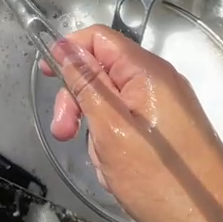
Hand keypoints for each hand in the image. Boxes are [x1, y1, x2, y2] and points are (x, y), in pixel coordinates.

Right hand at [44, 26, 222, 221]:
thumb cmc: (164, 183)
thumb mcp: (112, 129)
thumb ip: (87, 83)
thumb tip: (67, 47)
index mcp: (148, 71)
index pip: (99, 37)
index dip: (69, 50)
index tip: (50, 75)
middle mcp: (162, 81)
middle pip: (104, 70)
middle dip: (79, 99)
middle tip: (65, 131)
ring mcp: (170, 107)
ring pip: (115, 101)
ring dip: (98, 128)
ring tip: (104, 163)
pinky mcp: (173, 132)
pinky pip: (132, 122)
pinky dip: (117, 141)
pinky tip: (119, 170)